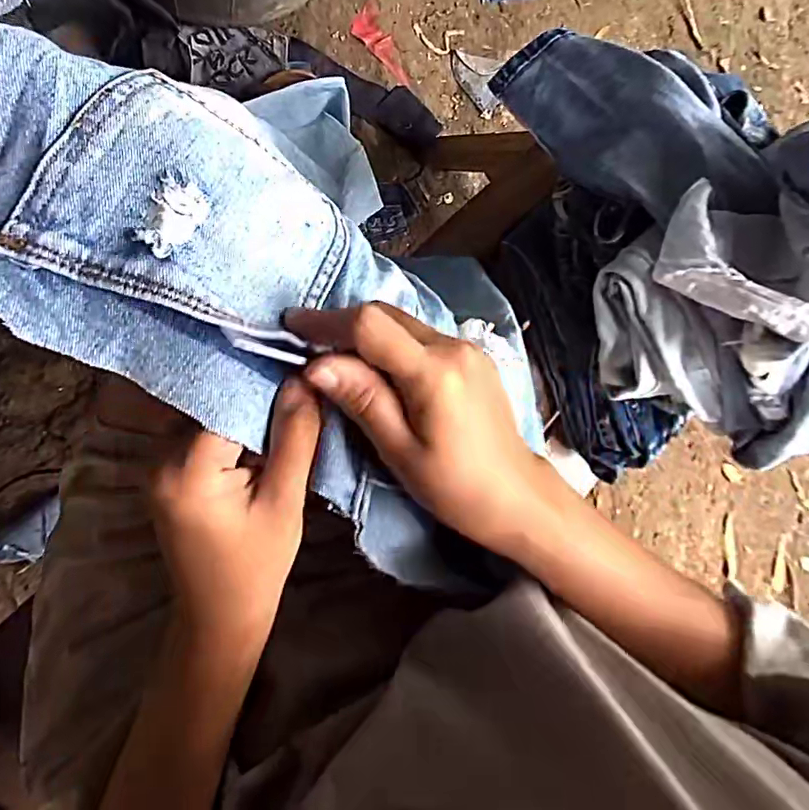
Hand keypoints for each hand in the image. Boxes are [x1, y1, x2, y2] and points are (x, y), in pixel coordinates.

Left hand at [142, 378, 320, 649]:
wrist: (218, 617)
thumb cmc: (257, 566)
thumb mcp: (285, 502)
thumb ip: (294, 438)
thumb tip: (303, 379)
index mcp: (186, 469)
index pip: (227, 399)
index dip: (265, 381)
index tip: (299, 365)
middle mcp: (159, 459)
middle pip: (215, 401)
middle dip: (256, 390)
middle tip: (298, 377)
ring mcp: (157, 464)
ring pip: (210, 411)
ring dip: (245, 406)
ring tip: (287, 397)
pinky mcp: (166, 469)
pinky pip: (203, 428)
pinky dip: (233, 423)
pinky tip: (263, 426)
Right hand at [284, 303, 568, 558]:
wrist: (517, 494)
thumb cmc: (456, 487)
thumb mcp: (400, 451)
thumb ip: (362, 400)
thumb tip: (315, 365)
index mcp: (434, 372)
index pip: (370, 326)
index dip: (326, 321)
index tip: (292, 325)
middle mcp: (453, 346)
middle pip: (386, 315)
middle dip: (342, 323)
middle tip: (305, 342)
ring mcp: (467, 348)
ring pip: (404, 323)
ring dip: (366, 332)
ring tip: (332, 353)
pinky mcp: (473, 356)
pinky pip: (422, 336)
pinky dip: (391, 341)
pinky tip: (374, 364)